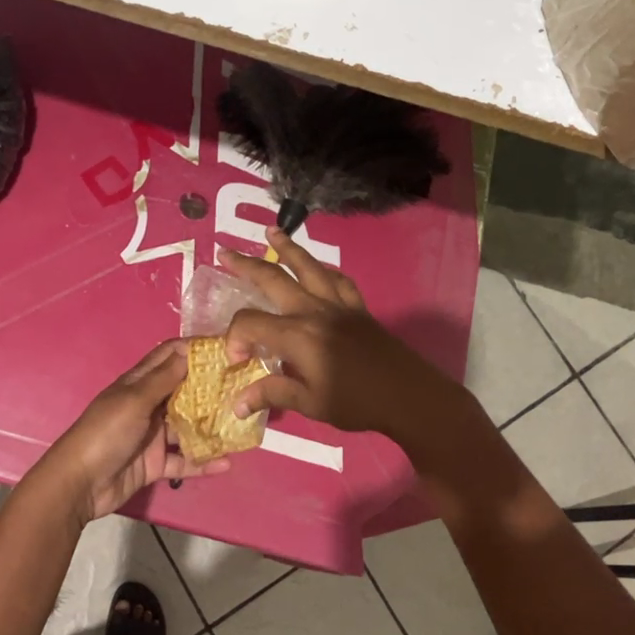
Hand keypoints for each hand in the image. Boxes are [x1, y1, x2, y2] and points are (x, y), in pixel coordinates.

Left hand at [31, 339, 232, 526]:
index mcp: (138, 384)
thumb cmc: (105, 433)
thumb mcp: (134, 401)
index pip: (169, 357)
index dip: (194, 350)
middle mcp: (148, 406)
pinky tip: (227, 462)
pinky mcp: (155, 464)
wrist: (79, 483)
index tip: (226, 347)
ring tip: (242, 423)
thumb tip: (189, 351)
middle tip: (244, 384)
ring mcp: (152, 436)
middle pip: (184, 392)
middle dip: (211, 388)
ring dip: (212, 426)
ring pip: (188, 427)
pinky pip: (185, 460)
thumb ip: (163, 379)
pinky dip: (203, 462)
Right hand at [221, 227, 464, 438]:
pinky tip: (318, 267)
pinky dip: (324, 269)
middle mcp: (314, 310)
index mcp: (298, 335)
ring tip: (272, 230)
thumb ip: (272, 394)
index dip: (235, 338)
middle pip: (274, 278)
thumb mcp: (309, 403)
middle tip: (225, 252)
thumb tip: (236, 404)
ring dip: (288, 248)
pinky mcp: (358, 308)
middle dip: (246, 265)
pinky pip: (338, 279)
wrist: (409, 396)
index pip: (251, 323)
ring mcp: (338, 305)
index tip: (236, 360)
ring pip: (308, 267)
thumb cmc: (356, 402)